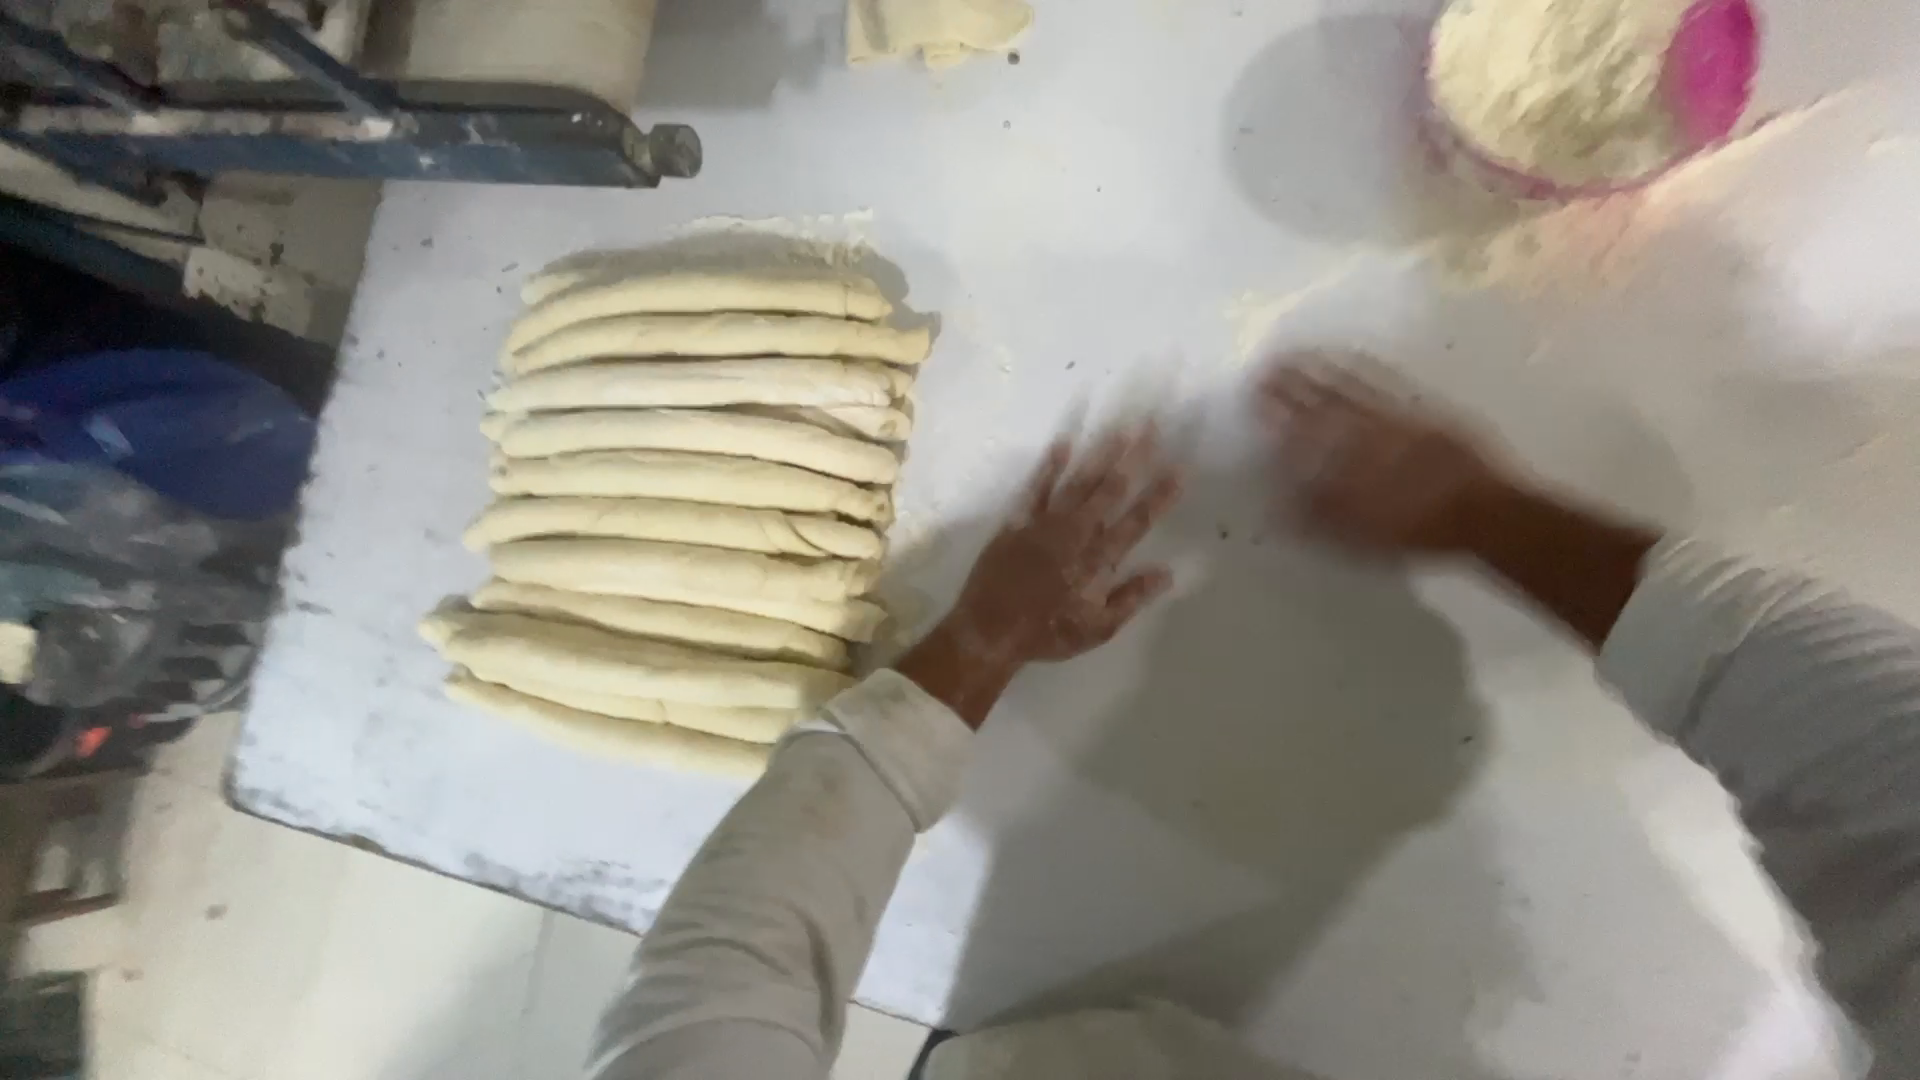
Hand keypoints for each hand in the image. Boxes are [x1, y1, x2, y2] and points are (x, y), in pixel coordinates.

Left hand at [952, 423, 1182, 663]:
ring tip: (1119, 426)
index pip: (1137, 522)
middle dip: (1133, 457)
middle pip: (1110, 490)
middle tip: (1151, 426)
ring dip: (1099, 453)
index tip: (1180, 468)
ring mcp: (1045, 524)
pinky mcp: (1017, 521)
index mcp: (1098, 561)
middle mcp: (1075, 534)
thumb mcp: (1097, 628)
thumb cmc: (1046, 633)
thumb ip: (1132, 597)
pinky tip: (1063, 442)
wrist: (988, 631)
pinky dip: (1049, 465)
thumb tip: (1167, 573)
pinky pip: (1036, 488)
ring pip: (1078, 482)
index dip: (1160, 495)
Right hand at [1257, 362, 1515, 556]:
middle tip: (1265, 365)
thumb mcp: (1356, 535)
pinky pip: (1384, 382)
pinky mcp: (1418, 409)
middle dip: (1290, 385)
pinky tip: (1349, 354)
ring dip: (1319, 369)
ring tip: (1296, 352)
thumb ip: (1313, 515)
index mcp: (1341, 466)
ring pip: (1347, 389)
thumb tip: (1274, 501)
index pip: (1298, 433)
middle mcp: (1361, 435)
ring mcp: (1391, 417)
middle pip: (1319, 405)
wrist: (1483, 513)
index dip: (1273, 413)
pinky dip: (1363, 366)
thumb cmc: (1414, 531)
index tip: (1252, 394)